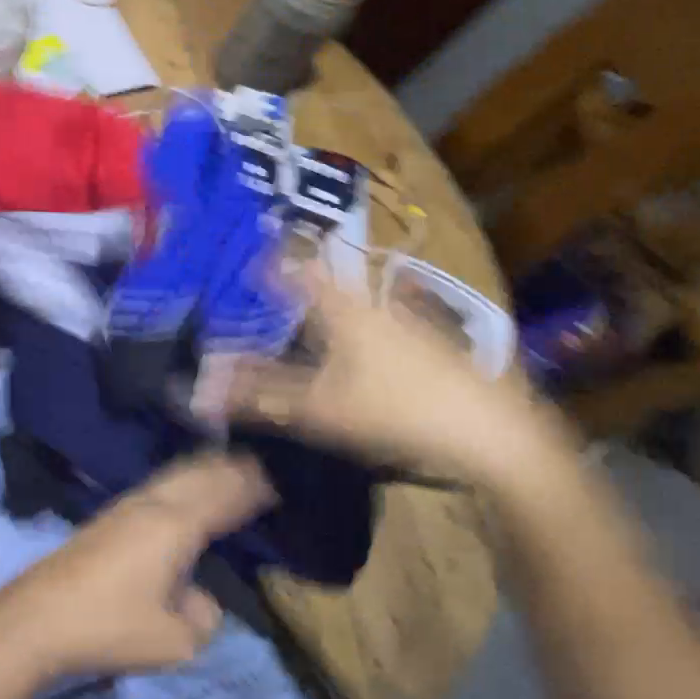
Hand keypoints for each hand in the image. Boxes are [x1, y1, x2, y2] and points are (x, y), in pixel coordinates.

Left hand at [0, 454, 275, 677]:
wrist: (40, 615)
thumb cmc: (111, 626)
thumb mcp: (176, 640)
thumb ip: (203, 615)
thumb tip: (200, 595)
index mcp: (173, 526)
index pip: (221, 498)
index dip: (248, 488)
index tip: (276, 480)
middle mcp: (150, 505)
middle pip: (195, 475)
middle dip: (226, 468)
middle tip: (257, 463)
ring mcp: (123, 507)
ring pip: (171, 476)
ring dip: (200, 469)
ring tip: (224, 466)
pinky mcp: (105, 518)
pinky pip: (155, 486)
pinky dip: (179, 480)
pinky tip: (179, 489)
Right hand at [225, 271, 575, 486]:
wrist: (499, 437)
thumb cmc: (399, 410)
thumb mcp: (318, 408)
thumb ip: (257, 396)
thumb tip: (200, 386)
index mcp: (343, 309)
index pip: (296, 269)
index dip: (269, 262)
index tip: (245, 260)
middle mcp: (374, 305)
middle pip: (326, 285)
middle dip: (295, 285)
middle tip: (267, 292)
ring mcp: (409, 323)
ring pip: (354, 305)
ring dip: (326, 308)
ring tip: (301, 324)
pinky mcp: (433, 347)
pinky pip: (377, 324)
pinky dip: (354, 329)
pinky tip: (353, 356)